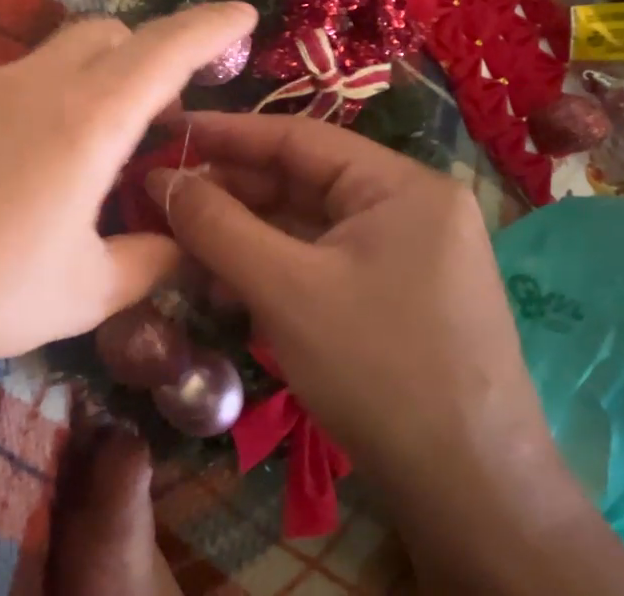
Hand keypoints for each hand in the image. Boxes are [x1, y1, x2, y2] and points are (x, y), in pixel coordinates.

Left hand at [0, 3, 257, 394]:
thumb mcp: (86, 290)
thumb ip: (149, 260)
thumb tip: (177, 241)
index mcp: (86, 120)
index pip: (163, 49)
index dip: (209, 28)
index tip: (242, 18)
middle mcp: (35, 86)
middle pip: (107, 36)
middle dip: (150, 56)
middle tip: (163, 116)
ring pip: (57, 54)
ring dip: (96, 76)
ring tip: (101, 144)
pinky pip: (17, 80)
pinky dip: (50, 95)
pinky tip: (38, 156)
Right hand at [145, 115, 556, 508]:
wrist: (468, 490)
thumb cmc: (376, 368)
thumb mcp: (281, 287)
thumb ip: (214, 222)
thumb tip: (157, 177)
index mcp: (402, 187)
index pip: (296, 136)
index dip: (222, 134)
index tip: (161, 134)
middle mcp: (409, 209)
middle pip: (297, 179)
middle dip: (225, 192)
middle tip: (156, 200)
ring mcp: (404, 255)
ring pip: (300, 223)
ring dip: (238, 234)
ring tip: (176, 246)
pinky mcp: (392, 296)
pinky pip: (315, 260)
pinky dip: (266, 267)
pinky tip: (220, 288)